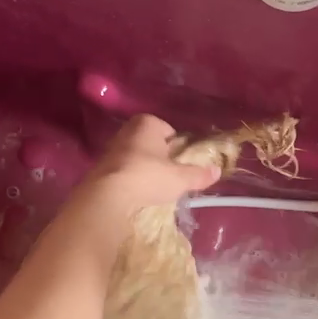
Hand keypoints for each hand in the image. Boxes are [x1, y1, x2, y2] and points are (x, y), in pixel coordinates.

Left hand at [75, 115, 220, 216]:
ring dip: (144, 169)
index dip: (177, 147)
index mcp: (147, 123)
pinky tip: (136, 193)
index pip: (168, 131)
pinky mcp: (100, 167)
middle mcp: (127, 130)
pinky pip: (123, 170)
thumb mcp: (180, 178)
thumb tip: (217, 171)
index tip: (181, 164)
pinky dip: (130, 179)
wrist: (108, 196)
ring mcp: (111, 148)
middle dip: (160, 158)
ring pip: (136, 156)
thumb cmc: (148, 177)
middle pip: (151, 143)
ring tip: (153, 188)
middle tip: (169, 177)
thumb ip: (199, 174)